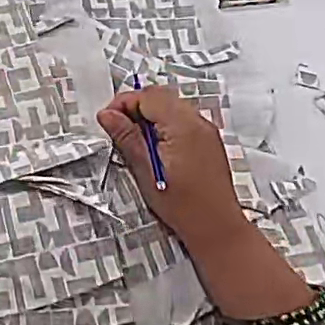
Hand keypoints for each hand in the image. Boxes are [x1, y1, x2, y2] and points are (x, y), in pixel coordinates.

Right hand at [96, 85, 251, 250]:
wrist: (217, 228)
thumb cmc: (183, 206)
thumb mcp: (146, 172)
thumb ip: (127, 138)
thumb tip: (107, 115)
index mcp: (183, 126)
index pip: (148, 96)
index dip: (123, 103)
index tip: (108, 119)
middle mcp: (198, 122)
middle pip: (160, 97)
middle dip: (135, 107)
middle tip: (118, 128)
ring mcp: (206, 130)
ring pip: (170, 106)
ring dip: (149, 116)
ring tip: (135, 141)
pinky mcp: (208, 140)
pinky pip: (181, 119)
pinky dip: (163, 125)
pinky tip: (154, 148)